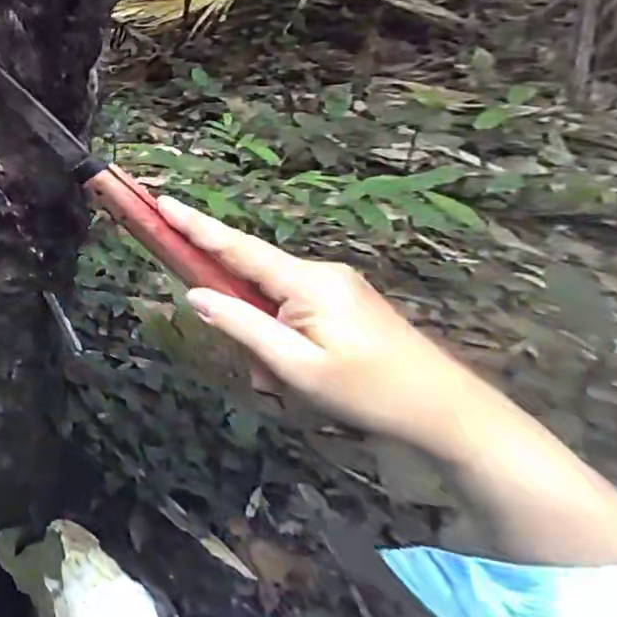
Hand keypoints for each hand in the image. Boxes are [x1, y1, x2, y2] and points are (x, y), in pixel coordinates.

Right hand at [155, 195, 496, 458]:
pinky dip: (280, 334)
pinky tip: (296, 371)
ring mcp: (336, 284)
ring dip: (262, 334)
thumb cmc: (372, 393)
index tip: (161, 201)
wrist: (454, 415)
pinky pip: (291, 306)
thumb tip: (194, 295)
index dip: (195, 225)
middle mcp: (320, 272)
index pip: (236, 247)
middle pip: (250, 275)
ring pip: (270, 297)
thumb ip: (241, 326)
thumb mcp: (297, 366)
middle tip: (258, 367)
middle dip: (236, 314)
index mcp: (307, 281)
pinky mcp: (345, 301)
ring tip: (284, 382)